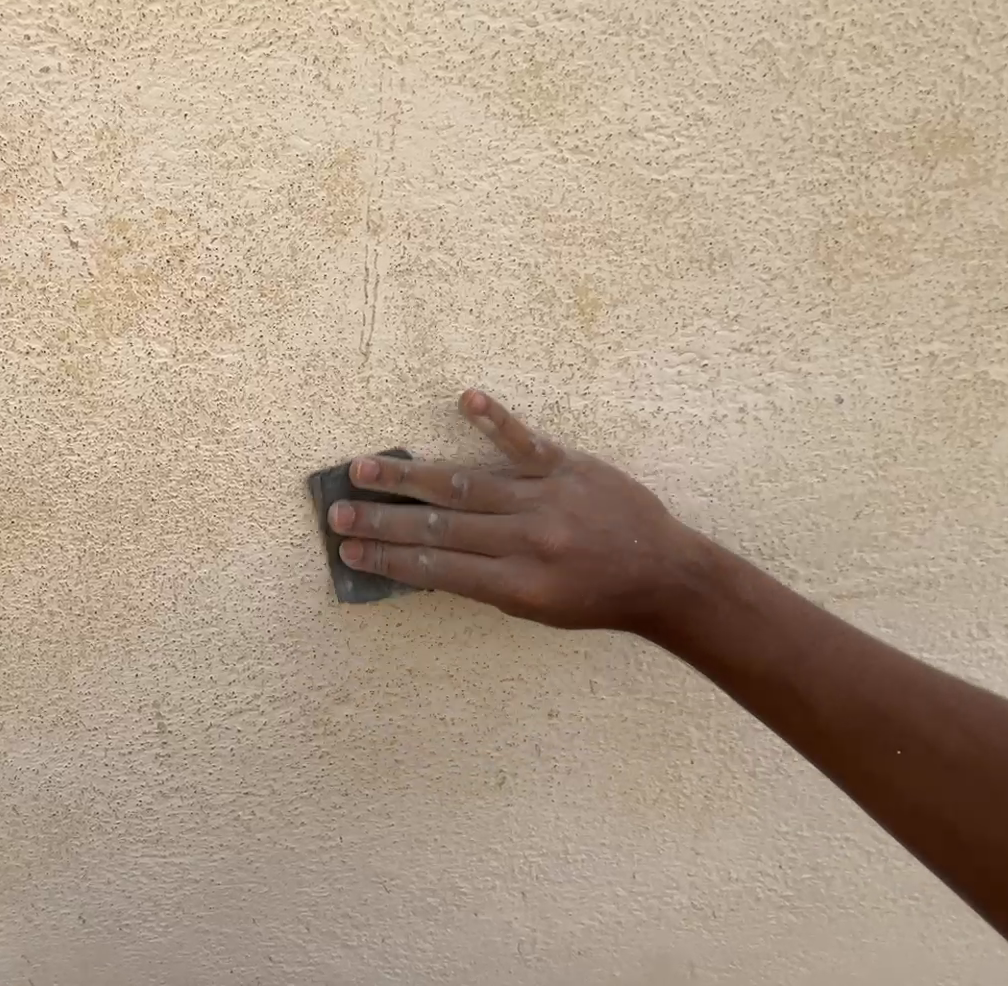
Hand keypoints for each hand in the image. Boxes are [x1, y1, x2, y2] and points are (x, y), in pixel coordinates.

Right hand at [330, 390, 720, 633]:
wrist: (669, 576)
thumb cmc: (593, 598)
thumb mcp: (534, 608)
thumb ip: (479, 581)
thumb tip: (420, 559)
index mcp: (517, 584)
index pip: (434, 568)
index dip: (386, 559)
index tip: (347, 551)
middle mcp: (526, 541)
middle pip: (437, 527)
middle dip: (380, 521)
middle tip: (337, 514)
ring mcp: (546, 499)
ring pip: (464, 484)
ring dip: (408, 477)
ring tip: (363, 468)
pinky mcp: (569, 466)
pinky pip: (525, 442)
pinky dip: (495, 421)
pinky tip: (465, 399)